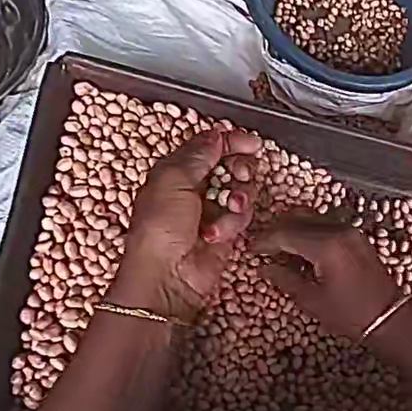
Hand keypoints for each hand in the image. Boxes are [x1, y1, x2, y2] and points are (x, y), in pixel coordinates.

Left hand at [108, 128, 260, 321]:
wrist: (167, 276)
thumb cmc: (160, 228)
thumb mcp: (174, 179)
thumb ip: (199, 154)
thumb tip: (218, 135)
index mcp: (177, 170)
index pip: (210, 147)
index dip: (231, 142)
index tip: (251, 143)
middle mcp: (196, 188)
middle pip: (232, 167)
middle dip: (240, 170)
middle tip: (241, 176)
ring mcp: (212, 211)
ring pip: (242, 191)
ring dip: (239, 199)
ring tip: (230, 208)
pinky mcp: (226, 232)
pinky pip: (242, 217)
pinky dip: (233, 223)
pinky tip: (217, 234)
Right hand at [253, 220, 404, 340]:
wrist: (390, 318)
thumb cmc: (350, 315)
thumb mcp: (312, 300)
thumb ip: (285, 279)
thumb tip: (264, 267)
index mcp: (326, 245)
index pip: (285, 233)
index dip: (265, 241)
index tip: (251, 251)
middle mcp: (338, 230)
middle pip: (297, 219)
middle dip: (276, 232)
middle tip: (262, 250)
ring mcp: (350, 231)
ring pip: (311, 219)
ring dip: (292, 230)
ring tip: (279, 251)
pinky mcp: (356, 237)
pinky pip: (325, 225)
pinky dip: (309, 233)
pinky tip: (301, 252)